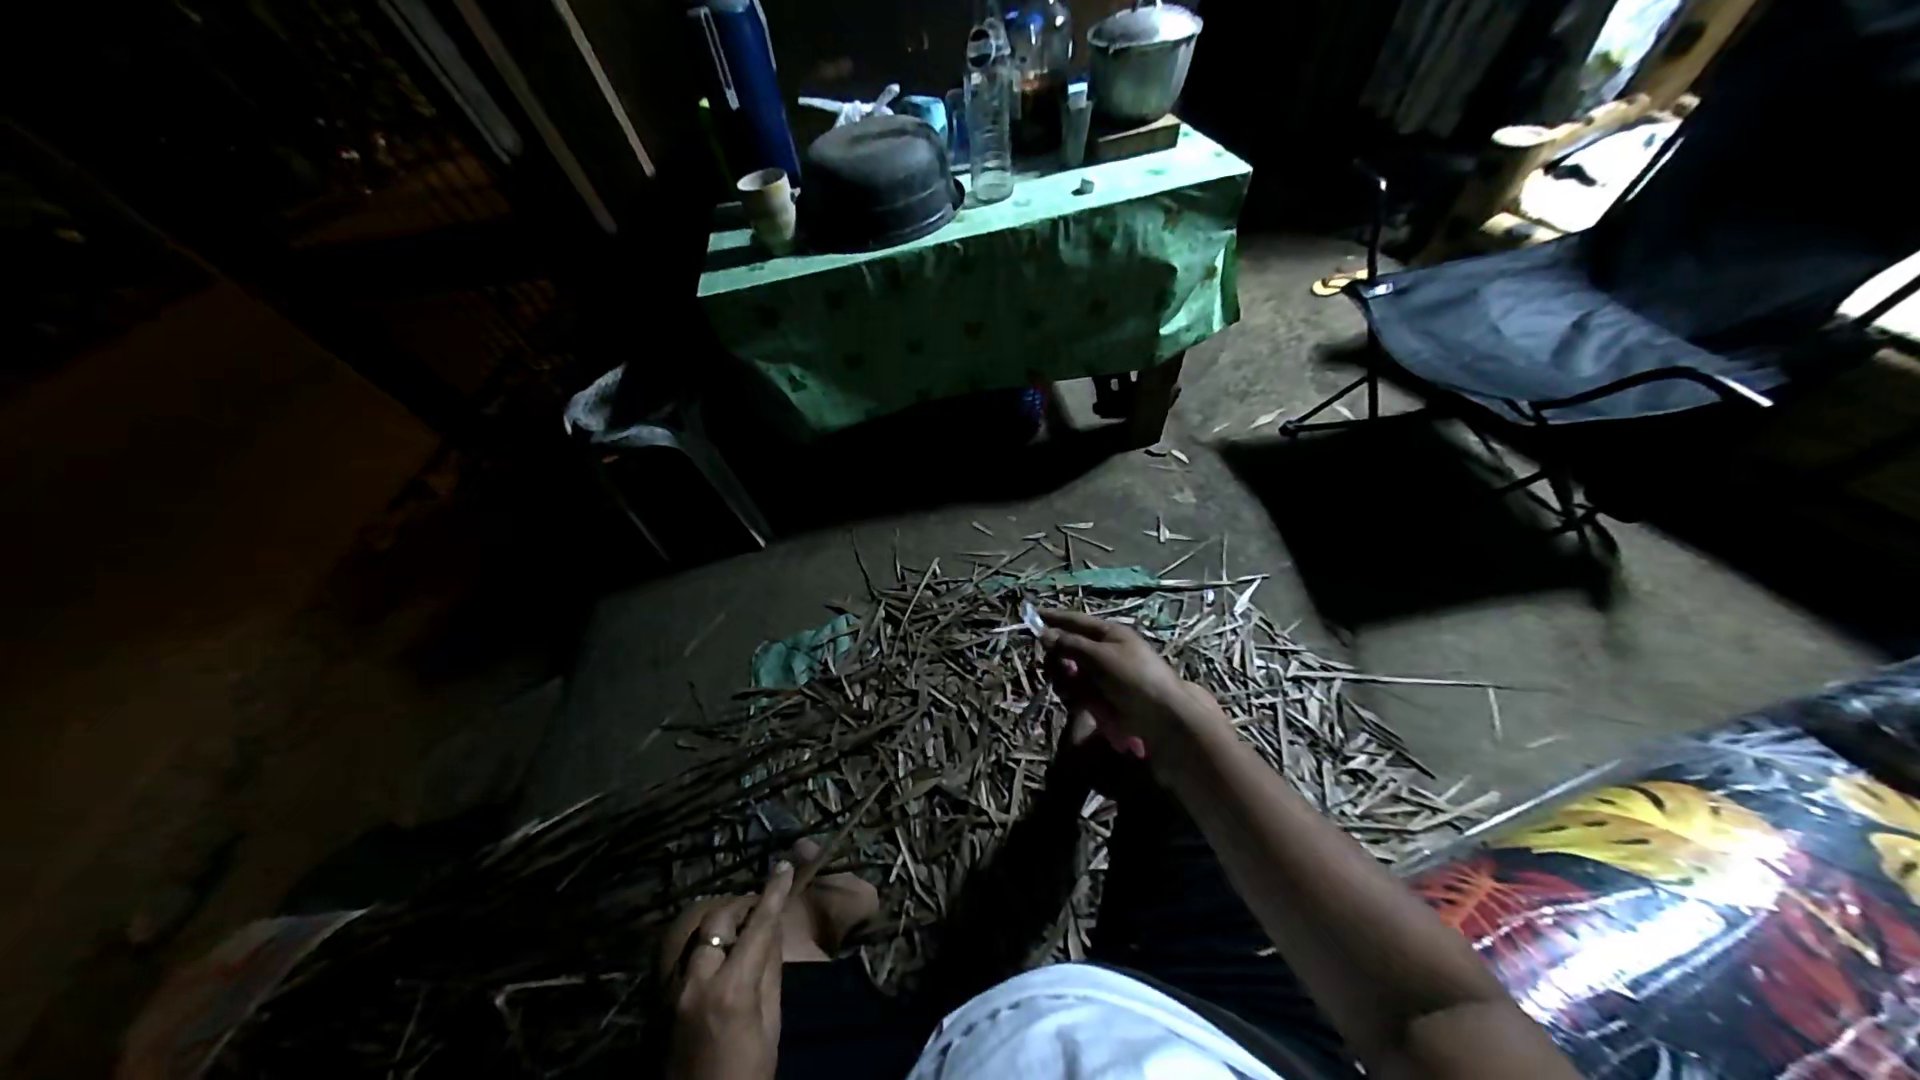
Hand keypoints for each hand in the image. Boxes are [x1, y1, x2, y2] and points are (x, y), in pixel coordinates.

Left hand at [664, 863, 792, 1079]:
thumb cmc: (747, 1077)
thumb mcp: (770, 1027)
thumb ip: (769, 972)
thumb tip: (772, 931)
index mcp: (731, 988)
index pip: (758, 926)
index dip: (773, 893)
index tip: (783, 868)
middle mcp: (696, 980)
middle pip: (717, 920)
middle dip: (741, 905)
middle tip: (760, 906)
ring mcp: (673, 991)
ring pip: (697, 936)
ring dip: (721, 925)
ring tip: (741, 930)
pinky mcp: (661, 1002)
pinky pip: (685, 958)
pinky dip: (705, 947)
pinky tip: (720, 956)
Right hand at [1039, 609, 1228, 769]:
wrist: (1163, 717)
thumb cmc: (1135, 678)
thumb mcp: (1101, 656)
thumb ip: (1071, 644)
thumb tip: (1045, 633)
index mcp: (1110, 634)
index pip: (1076, 621)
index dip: (1054, 618)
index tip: (1032, 614)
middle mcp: (1105, 652)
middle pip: (1069, 649)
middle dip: (1061, 659)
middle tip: (1062, 671)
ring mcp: (1104, 676)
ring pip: (1071, 673)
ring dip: (1070, 682)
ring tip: (1080, 693)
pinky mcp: (1104, 698)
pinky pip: (1080, 693)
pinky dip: (1080, 697)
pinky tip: (1089, 705)